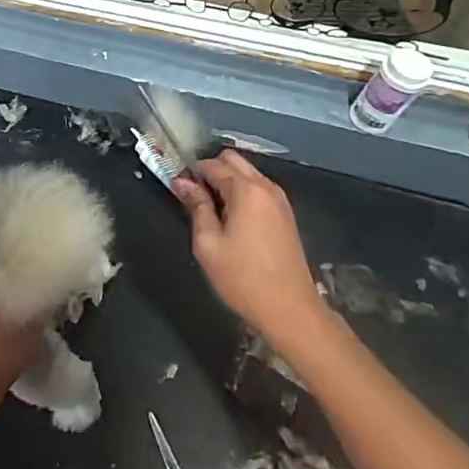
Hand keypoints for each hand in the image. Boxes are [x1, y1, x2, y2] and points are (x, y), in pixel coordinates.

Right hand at [172, 150, 328, 342]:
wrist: (289, 308)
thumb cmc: (243, 278)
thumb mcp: (208, 244)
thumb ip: (196, 207)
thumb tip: (183, 182)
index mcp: (246, 190)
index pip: (213, 165)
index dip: (192, 172)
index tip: (179, 188)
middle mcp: (266, 186)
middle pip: (233, 160)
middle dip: (212, 171)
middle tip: (196, 199)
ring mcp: (280, 199)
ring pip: (248, 173)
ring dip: (228, 182)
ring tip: (213, 214)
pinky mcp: (286, 213)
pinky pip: (259, 189)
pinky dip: (243, 194)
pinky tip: (234, 221)